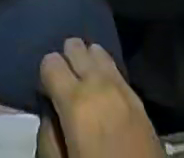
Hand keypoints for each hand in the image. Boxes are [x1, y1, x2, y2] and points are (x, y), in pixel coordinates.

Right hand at [36, 38, 161, 157]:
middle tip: (64, 84)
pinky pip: (115, 67)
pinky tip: (102, 89)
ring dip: (87, 60)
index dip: (45, 75)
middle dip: (66, 59)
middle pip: (75, 46)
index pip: (50, 61)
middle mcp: (98, 84)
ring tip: (84, 83)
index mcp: (75, 101)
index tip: (48, 92)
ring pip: (97, 50)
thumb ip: (47, 137)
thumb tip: (50, 114)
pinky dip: (104, 70)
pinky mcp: (138, 96)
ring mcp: (121, 86)